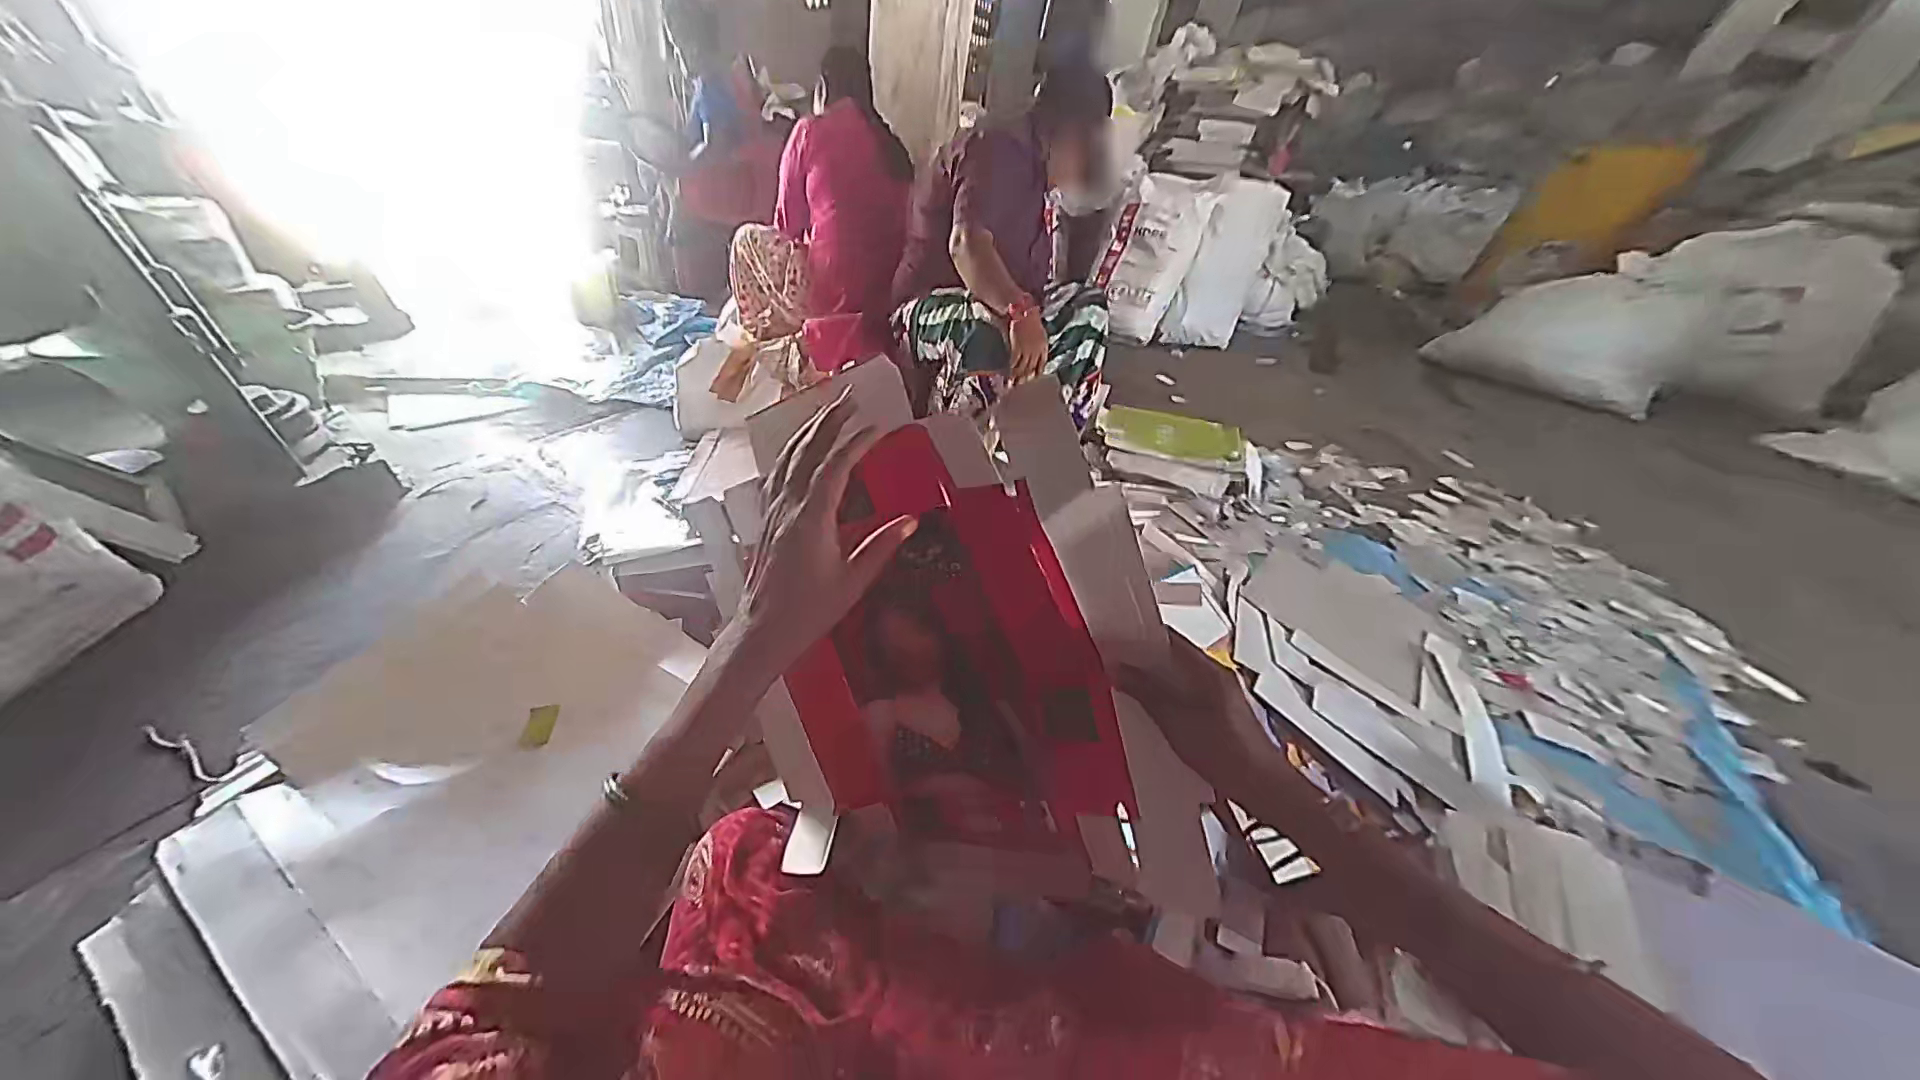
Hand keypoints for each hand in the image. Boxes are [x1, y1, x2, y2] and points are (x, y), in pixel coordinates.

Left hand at [739, 390, 917, 670]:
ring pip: (788, 458)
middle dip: (828, 421)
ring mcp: (772, 511)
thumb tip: (910, 521)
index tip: (877, 427)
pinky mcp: (767, 519)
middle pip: (807, 451)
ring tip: (826, 411)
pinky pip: (778, 474)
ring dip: (808, 430)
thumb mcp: (854, 580)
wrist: (762, 631)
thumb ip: (882, 546)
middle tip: (848, 398)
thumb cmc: (808, 611)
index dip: (857, 443)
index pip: (835, 467)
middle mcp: (787, 507)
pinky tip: (798, 448)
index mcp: (811, 518)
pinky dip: (791, 452)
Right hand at [1008, 309, 1047, 381]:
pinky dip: (1011, 367)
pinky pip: (1015, 361)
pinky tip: (1007, 372)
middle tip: (1019, 386)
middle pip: (1031, 368)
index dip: (1036, 372)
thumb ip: (1036, 340)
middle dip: (1025, 378)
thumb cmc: (1028, 315)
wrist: (1022, 307)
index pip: (1041, 363)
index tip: (1032, 379)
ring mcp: (1028, 349)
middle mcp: (1037, 349)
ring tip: (1011, 383)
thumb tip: (1031, 347)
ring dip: (1017, 376)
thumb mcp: (1036, 329)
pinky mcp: (1018, 346)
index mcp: (1043, 345)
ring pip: (1023, 367)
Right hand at [1113, 630, 1326, 816]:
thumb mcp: (1174, 720)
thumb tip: (1119, 670)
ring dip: (1151, 678)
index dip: (1139, 634)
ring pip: (1176, 677)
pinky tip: (1148, 710)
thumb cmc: (1230, 755)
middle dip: (1141, 658)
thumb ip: (1145, 692)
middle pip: (1171, 657)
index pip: (1169, 638)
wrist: (1260, 787)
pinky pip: (1182, 695)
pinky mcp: (1217, 716)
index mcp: (1209, 670)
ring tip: (1125, 684)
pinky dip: (1162, 697)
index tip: (1116, 637)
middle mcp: (1216, 678)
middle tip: (1114, 661)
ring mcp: (1218, 697)